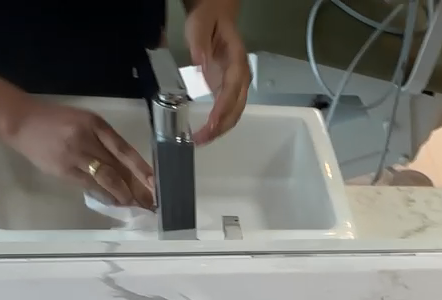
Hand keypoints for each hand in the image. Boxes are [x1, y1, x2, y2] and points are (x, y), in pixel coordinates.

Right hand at [4, 98, 154, 208]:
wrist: (22, 121)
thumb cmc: (57, 123)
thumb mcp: (85, 124)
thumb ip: (105, 143)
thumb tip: (129, 172)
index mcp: (96, 124)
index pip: (124, 149)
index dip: (141, 168)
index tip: (155, 184)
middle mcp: (87, 138)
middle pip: (118, 167)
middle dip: (137, 188)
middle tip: (150, 203)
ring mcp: (75, 154)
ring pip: (106, 179)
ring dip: (123, 195)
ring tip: (134, 205)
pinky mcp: (64, 169)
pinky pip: (90, 186)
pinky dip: (105, 196)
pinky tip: (114, 203)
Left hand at [183, 0, 249, 144]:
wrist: (217, 17)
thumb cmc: (209, 18)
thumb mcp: (201, 24)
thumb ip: (200, 44)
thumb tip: (200, 66)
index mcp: (238, 63)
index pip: (232, 90)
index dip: (223, 109)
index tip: (211, 123)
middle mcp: (241, 79)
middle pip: (235, 110)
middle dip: (219, 127)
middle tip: (201, 139)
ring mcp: (236, 88)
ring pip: (232, 116)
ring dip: (218, 131)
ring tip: (200, 140)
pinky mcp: (228, 93)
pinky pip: (225, 114)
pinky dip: (216, 126)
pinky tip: (204, 133)